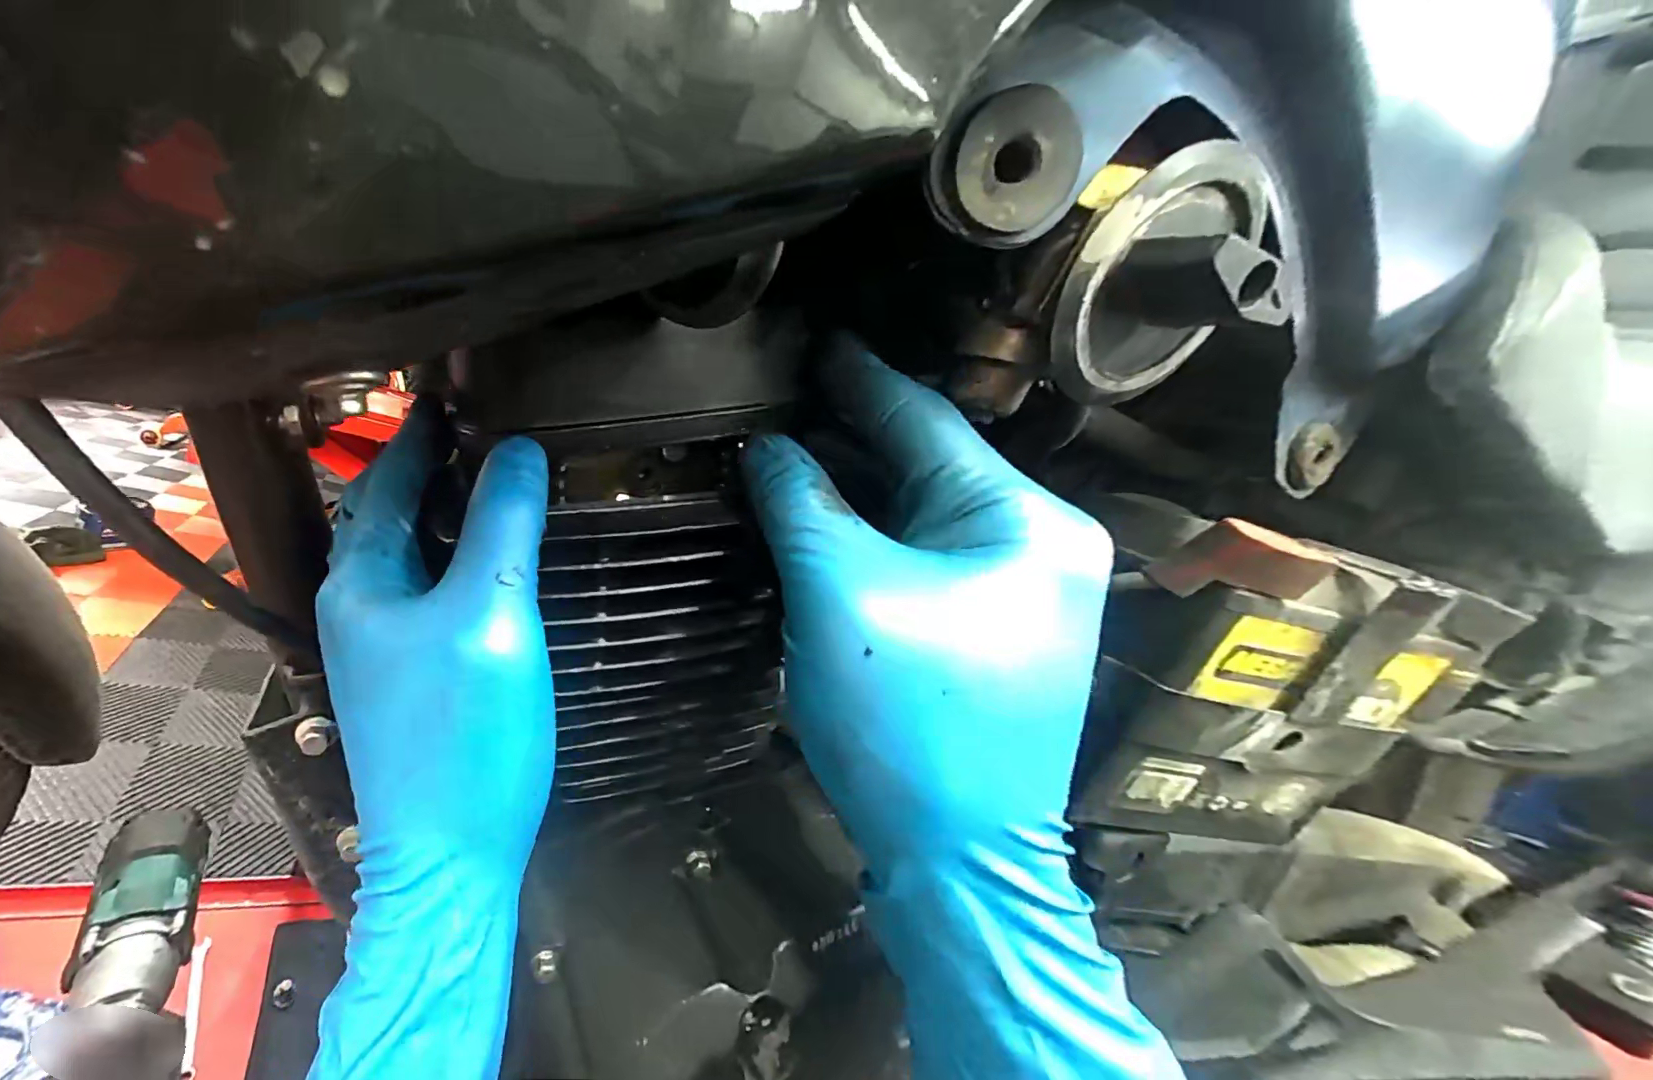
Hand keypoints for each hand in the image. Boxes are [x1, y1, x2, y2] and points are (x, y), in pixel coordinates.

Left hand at [311, 403, 551, 1079]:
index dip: (418, 435)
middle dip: (430, 468)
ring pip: (416, 556)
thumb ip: (502, 527)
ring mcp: (387, 647)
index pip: (384, 483)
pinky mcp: (417, 676)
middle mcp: (361, 609)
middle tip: (483, 430)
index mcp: (361, 585)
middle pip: (392, 517)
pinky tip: (496, 557)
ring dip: (447, 512)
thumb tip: (520, 451)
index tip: (452, 395)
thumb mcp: (491, 614)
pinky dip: (461, 558)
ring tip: (494, 478)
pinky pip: (436, 593)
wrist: (451, 853)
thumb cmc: (466, 733)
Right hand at [744, 340, 1178, 1079]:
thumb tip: (764, 445)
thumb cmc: (904, 720)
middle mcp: (1038, 542)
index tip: (820, 341)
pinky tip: (827, 515)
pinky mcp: (993, 625)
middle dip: (852, 435)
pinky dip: (872, 534)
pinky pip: (922, 555)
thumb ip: (800, 504)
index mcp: (1021, 520)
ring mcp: (1021, 588)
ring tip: (796, 447)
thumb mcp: (838, 596)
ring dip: (856, 487)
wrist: (958, 858)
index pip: (925, 424)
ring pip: (920, 513)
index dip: (861, 379)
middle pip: (925, 466)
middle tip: (789, 398)